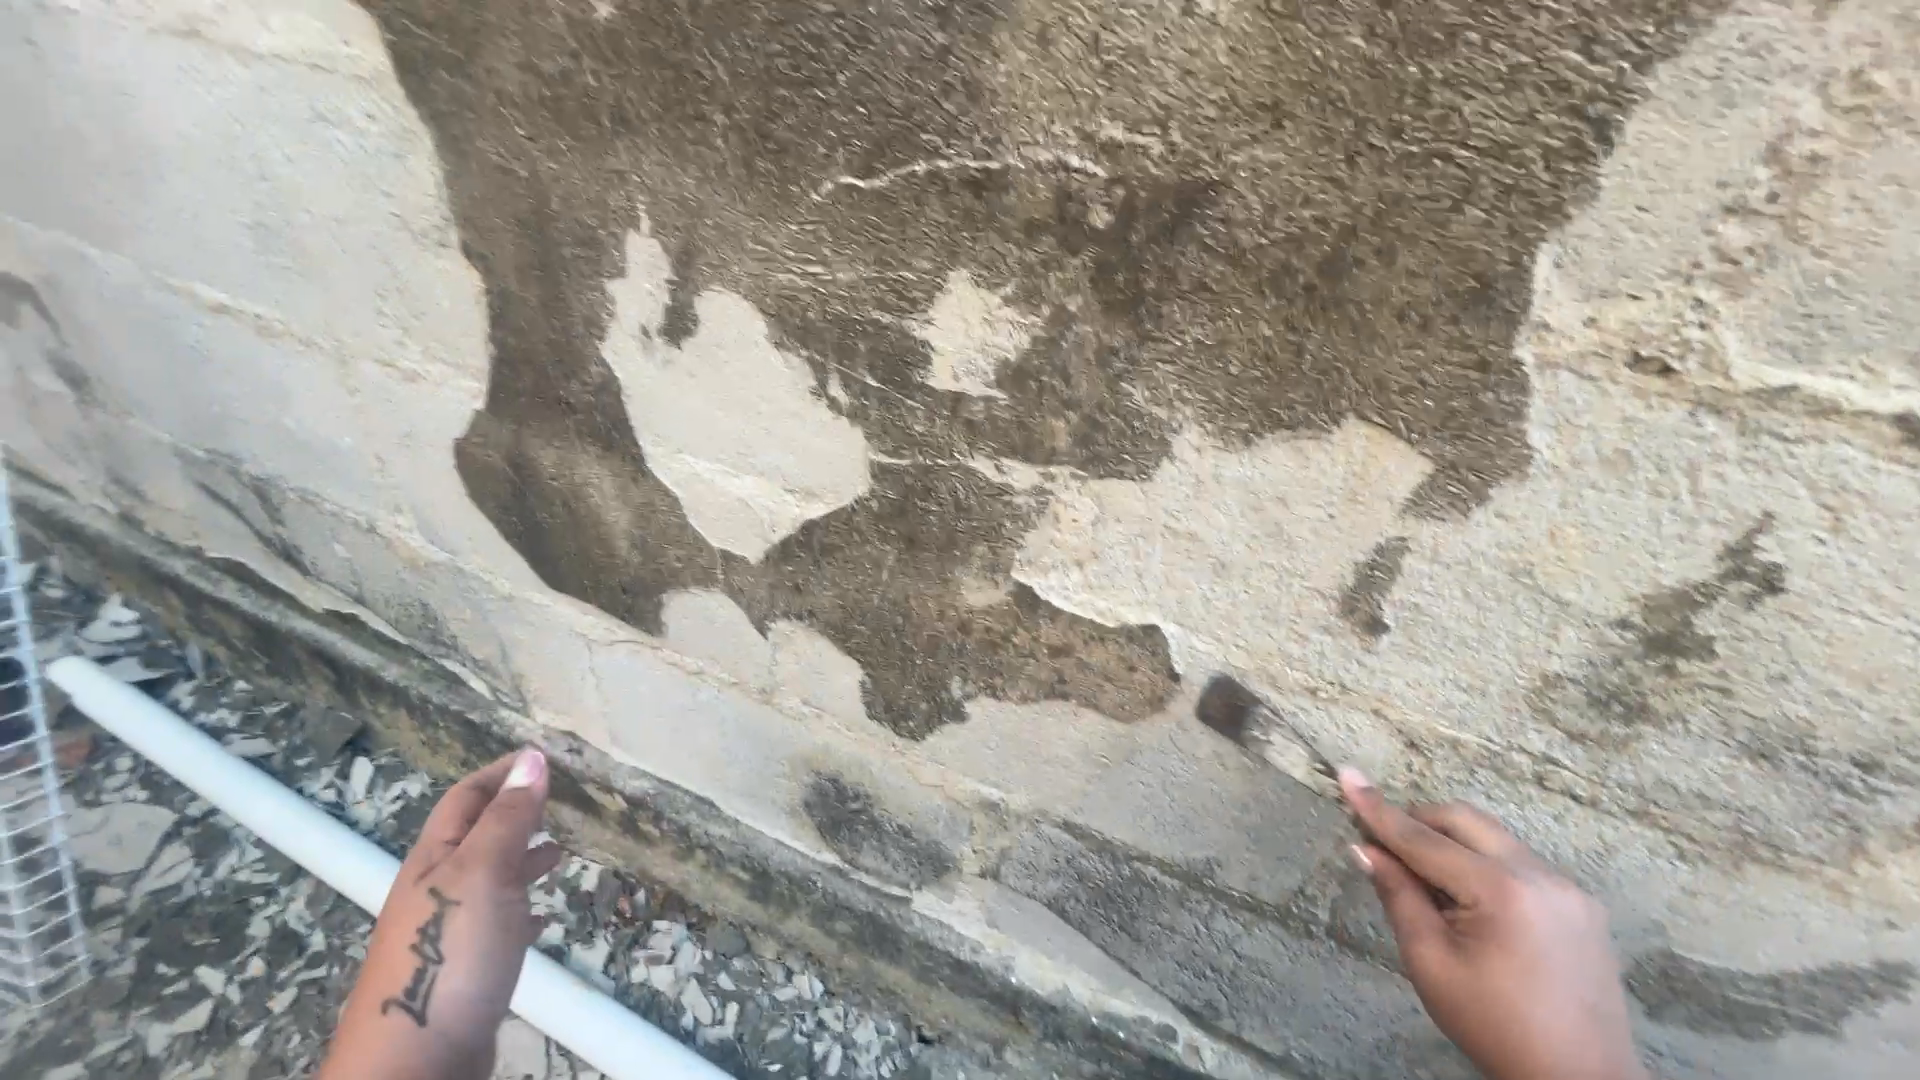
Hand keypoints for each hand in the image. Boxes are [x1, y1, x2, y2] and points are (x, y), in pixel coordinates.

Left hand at [320, 748, 563, 1079]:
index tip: (546, 756)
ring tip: (563, 852)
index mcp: (434, 861)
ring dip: (524, 856)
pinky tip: (544, 917)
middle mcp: (436, 890)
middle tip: (563, 800)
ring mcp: (447, 932)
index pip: (465, 798)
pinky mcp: (463, 969)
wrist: (415, 1067)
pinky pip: (498, 921)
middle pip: (475, 835)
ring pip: (490, 877)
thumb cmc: (449, 955)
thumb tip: (533, 758)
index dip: (501, 772)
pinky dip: (524, 906)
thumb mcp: (483, 874)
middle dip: (515, 811)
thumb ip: (508, 818)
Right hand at [1339, 767, 1647, 1079]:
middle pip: (1463, 820)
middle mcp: (1541, 876)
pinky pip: (1519, 862)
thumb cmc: (1494, 1026)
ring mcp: (1568, 888)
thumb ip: (1398, 895)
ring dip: (1451, 842)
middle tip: (1384, 842)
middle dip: (1417, 820)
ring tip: (1426, 880)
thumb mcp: (1430, 962)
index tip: (1347, 776)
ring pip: (1493, 837)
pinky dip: (1482, 863)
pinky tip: (1471, 902)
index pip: (1423, 838)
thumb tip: (1366, 848)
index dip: (1378, 809)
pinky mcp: (1581, 904)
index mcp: (1501, 891)